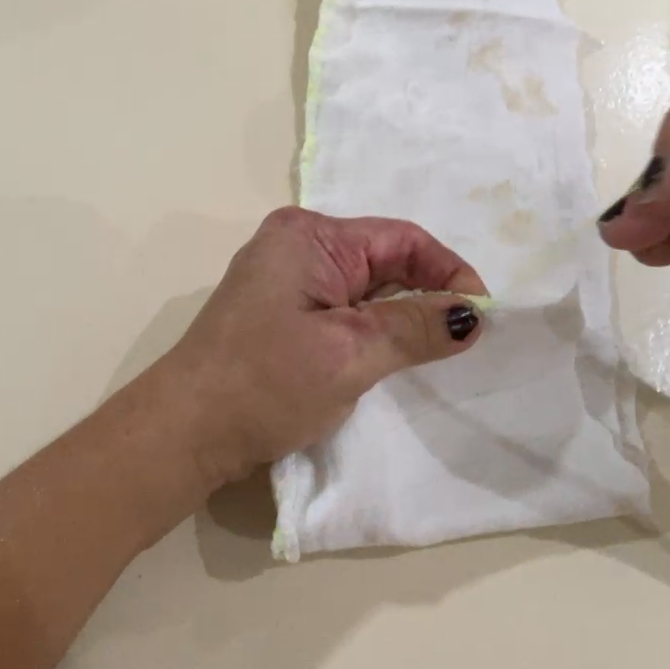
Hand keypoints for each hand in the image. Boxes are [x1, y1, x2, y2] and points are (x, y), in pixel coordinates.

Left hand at [155, 208, 486, 488]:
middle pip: (383, 260)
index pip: (401, 239)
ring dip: (400, 315)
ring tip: (437, 350)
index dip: (449, 271)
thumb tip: (473, 313)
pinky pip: (341, 310)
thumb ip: (416, 327)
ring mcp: (284, 280)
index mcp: (309, 236)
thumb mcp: (350, 354)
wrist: (186, 432)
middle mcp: (295, 246)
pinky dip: (372, 329)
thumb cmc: (266, 384)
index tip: (483, 315)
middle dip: (427, 294)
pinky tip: (392, 355)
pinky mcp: (279, 314)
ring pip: (364, 289)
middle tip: (467, 337)